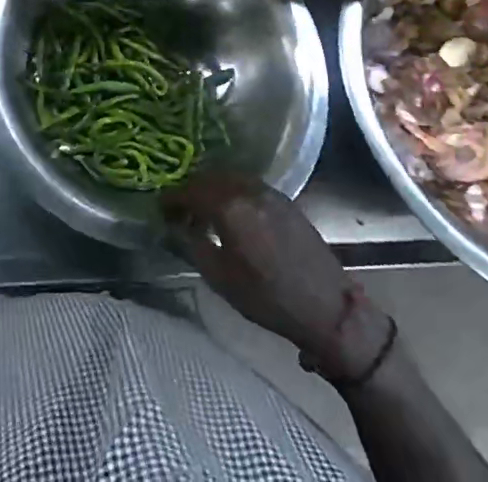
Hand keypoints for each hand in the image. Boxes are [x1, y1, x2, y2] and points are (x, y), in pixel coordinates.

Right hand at [163, 172, 384, 371]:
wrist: (327, 308)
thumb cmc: (267, 297)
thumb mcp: (219, 277)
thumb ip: (190, 245)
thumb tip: (173, 228)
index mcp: (229, 207)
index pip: (189, 191)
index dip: (171, 199)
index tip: (160, 210)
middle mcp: (248, 190)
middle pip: (208, 178)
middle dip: (190, 191)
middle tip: (179, 210)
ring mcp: (269, 192)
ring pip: (229, 178)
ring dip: (211, 189)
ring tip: (203, 211)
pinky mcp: (284, 200)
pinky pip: (247, 184)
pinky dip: (231, 191)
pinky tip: (230, 213)